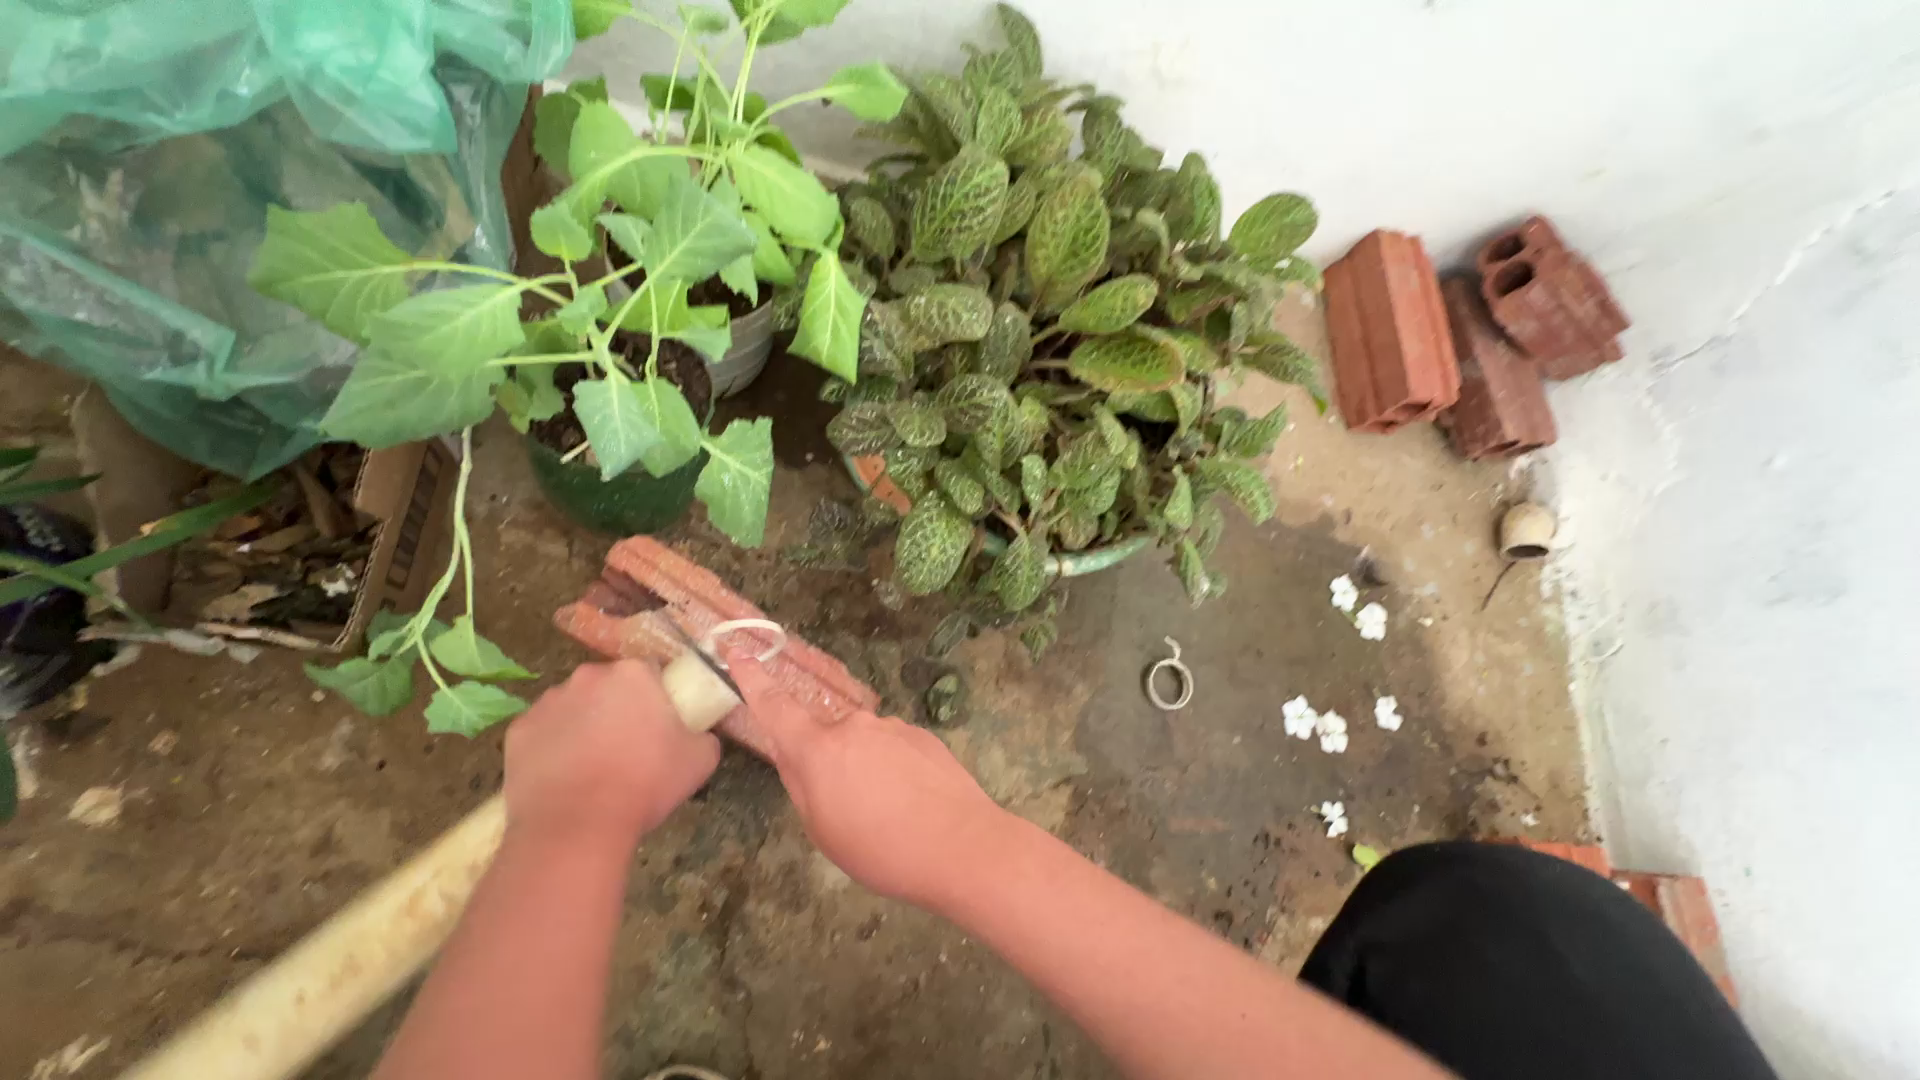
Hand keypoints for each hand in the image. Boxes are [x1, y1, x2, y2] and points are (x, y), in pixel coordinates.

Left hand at [503, 660, 720, 849]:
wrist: (575, 827)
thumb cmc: (645, 784)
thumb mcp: (701, 760)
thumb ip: (704, 735)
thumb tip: (697, 734)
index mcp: (634, 674)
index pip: (650, 672)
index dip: (657, 697)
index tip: (659, 726)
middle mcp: (588, 677)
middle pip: (608, 685)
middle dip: (617, 707)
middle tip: (628, 747)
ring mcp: (547, 702)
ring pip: (573, 706)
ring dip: (584, 725)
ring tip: (593, 767)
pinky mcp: (518, 731)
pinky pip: (543, 732)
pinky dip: (552, 748)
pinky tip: (564, 778)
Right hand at [724, 650, 1011, 908]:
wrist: (962, 844)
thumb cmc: (881, 850)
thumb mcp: (822, 829)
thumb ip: (801, 785)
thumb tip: (795, 756)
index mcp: (819, 749)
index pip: (775, 706)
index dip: (752, 679)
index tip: (738, 651)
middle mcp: (854, 725)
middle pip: (826, 738)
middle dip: (829, 765)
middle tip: (849, 811)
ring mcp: (893, 726)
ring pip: (863, 746)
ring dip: (866, 771)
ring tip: (890, 816)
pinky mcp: (923, 735)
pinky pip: (894, 749)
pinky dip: (895, 772)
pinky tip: (914, 805)